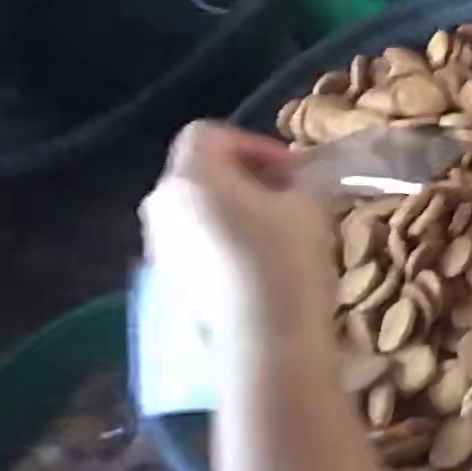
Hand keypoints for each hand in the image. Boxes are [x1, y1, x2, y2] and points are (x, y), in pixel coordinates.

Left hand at [140, 121, 332, 346]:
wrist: (264, 335)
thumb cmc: (287, 258)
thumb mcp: (311, 206)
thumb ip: (301, 182)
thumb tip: (296, 182)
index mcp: (191, 177)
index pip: (210, 135)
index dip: (256, 144)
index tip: (295, 171)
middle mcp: (160, 204)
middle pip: (201, 173)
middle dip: (247, 179)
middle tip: (291, 198)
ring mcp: (160, 245)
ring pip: (198, 210)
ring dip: (237, 211)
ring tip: (280, 234)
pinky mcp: (169, 279)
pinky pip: (197, 244)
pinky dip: (226, 242)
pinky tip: (263, 265)